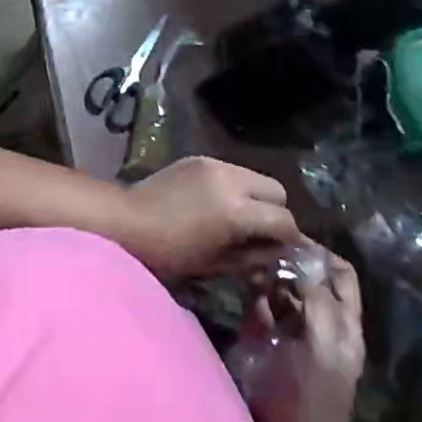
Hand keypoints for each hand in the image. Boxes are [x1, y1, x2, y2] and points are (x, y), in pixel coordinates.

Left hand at [121, 156, 310, 277]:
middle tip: (262, 232)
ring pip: (255, 176)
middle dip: (276, 212)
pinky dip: (234, 185)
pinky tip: (217, 203)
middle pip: (277, 190)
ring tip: (239, 217)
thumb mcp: (219, 264)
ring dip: (256, 196)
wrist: (130, 219)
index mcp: (237, 210)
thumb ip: (256, 256)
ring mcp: (214, 164)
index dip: (291, 238)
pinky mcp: (199, 158)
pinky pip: (231, 170)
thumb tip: (281, 251)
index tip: (285, 250)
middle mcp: (230, 179)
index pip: (284, 219)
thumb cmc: (172, 251)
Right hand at [241, 247, 364, 421]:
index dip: (322, 254)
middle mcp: (317, 318)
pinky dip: (251, 282)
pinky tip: (242, 271)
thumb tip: (302, 259)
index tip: (294, 237)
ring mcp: (286, 325)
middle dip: (289, 256)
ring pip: (280, 281)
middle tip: (266, 239)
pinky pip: (257, 296)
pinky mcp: (259, 331)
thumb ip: (319, 300)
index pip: (340, 274)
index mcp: (343, 323)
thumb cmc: (310, 390)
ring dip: (268, 265)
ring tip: (252, 251)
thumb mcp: (326, 345)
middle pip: (307, 274)